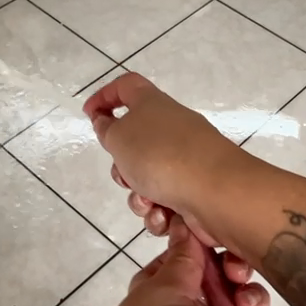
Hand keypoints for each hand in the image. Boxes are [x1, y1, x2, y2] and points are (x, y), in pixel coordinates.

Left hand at [80, 218, 275, 305]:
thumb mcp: (161, 297)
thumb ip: (184, 261)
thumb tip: (185, 223)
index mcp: (156, 294)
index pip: (186, 257)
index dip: (206, 243)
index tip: (224, 229)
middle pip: (219, 279)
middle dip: (235, 270)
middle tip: (239, 275)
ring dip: (252, 299)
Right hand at [83, 73, 247, 245]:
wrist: (216, 192)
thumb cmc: (161, 156)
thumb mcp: (121, 137)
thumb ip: (107, 129)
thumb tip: (106, 121)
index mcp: (153, 105)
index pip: (127, 87)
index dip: (105, 96)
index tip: (89, 115)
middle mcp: (171, 130)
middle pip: (134, 145)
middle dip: (123, 169)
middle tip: (126, 177)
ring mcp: (186, 161)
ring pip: (146, 181)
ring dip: (140, 198)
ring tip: (151, 204)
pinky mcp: (196, 191)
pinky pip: (165, 203)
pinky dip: (161, 213)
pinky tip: (167, 218)